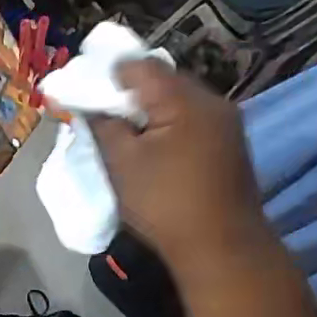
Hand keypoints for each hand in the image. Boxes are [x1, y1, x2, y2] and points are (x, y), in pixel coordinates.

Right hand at [88, 60, 268, 277]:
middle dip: (129, 94)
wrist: (223, 250)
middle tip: (102, 117)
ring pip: (178, 101)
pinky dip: (169, 126)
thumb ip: (102, 125)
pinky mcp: (231, 144)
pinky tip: (154, 149)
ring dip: (150, 111)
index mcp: (184, 100)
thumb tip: (88, 104)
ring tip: (126, 135)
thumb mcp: (122, 163)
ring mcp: (227, 123)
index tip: (85, 95)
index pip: (139, 66)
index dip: (107, 76)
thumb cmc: (166, 205)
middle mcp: (212, 101)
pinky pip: (192, 120)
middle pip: (162, 80)